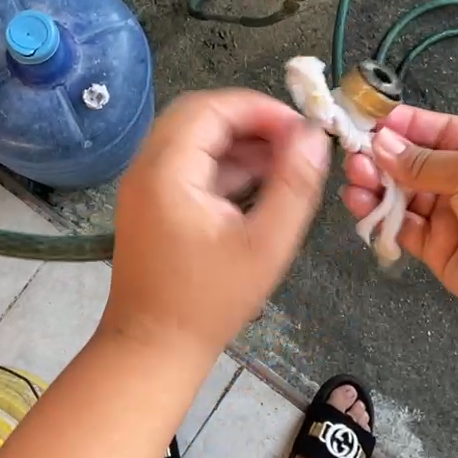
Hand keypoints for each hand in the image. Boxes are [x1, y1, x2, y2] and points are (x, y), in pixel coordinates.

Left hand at [105, 89, 329, 359]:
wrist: (152, 349)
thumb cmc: (209, 302)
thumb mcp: (265, 245)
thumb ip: (293, 185)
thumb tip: (313, 136)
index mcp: (167, 170)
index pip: (211, 108)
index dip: (259, 108)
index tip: (300, 127)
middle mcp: (147, 166)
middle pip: (199, 115)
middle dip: (250, 120)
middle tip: (293, 138)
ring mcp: (144, 184)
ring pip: (192, 137)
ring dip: (237, 140)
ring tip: (285, 160)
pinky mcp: (150, 202)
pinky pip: (187, 163)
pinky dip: (221, 163)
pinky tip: (259, 180)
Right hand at [341, 106, 457, 335]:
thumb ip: (424, 160)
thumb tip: (381, 143)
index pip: (439, 130)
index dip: (405, 125)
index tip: (368, 121)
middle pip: (416, 162)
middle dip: (384, 156)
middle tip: (355, 155)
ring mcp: (453, 216)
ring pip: (404, 194)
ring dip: (377, 184)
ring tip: (355, 180)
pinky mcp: (439, 249)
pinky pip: (403, 227)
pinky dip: (380, 217)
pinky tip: (361, 205)